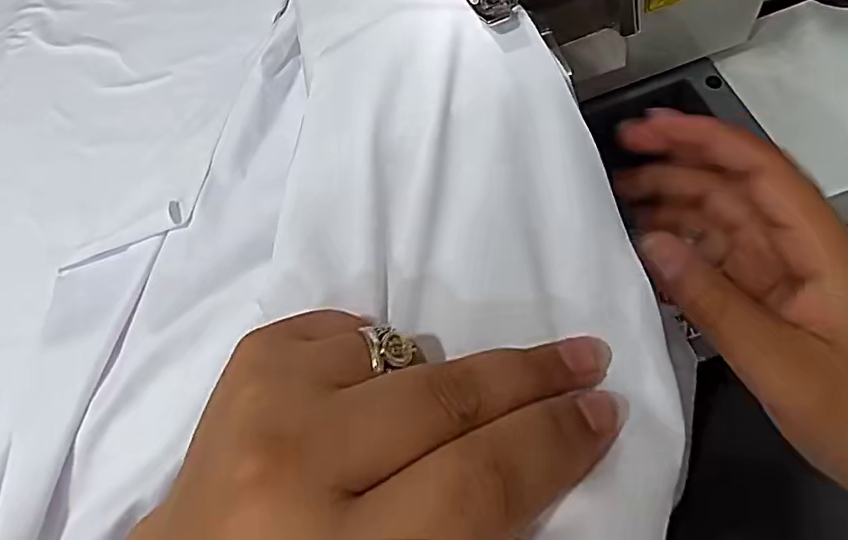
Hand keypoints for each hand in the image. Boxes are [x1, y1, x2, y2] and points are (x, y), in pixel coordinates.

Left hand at [130, 310, 623, 539]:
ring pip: (397, 353)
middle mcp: (297, 469)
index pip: (478, 480)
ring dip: (440, 375)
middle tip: (581, 358)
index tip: (602, 408)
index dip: (554, 440)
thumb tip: (539, 443)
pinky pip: (342, 328)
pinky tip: (372, 388)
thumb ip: (469, 524)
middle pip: (445, 400)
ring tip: (459, 400)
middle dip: (529, 377)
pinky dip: (371, 353)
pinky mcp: (244, 365)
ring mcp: (264, 404)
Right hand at [614, 111, 847, 539]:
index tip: (653, 126)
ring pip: (722, 214)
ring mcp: (787, 269)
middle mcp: (804, 246)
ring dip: (672, 200)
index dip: (706, 137)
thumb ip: (712, 302)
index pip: (762, 169)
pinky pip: (719, 253)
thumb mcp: (785, 368)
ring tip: (620, 196)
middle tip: (622, 150)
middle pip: (735, 184)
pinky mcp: (773, 293)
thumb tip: (651, 243)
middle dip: (677, 160)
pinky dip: (681, 245)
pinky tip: (647, 245)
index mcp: (825, 249)